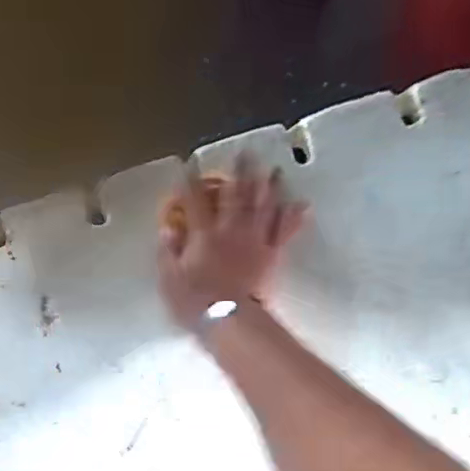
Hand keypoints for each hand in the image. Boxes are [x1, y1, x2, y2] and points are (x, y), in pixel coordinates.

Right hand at [156, 150, 306, 327]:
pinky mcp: (272, 253)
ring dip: (269, 186)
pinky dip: (294, 216)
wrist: (228, 318)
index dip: (190, 184)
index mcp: (203, 235)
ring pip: (264, 206)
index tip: (188, 168)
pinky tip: (301, 204)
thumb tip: (168, 227)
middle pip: (236, 195)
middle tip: (244, 153)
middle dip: (238, 173)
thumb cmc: (192, 300)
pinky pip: (286, 231)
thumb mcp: (168, 277)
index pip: (194, 203)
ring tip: (273, 170)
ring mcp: (254, 240)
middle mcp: (230, 230)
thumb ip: (168, 250)